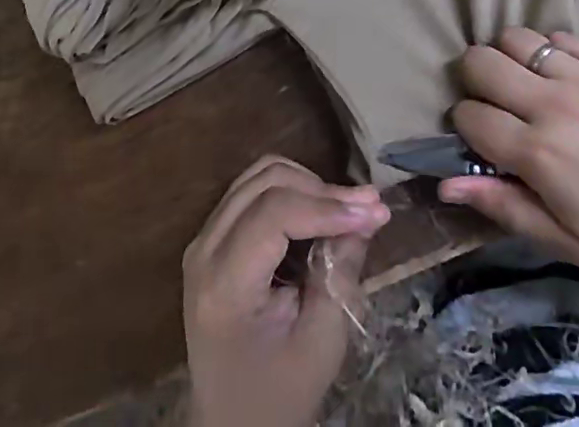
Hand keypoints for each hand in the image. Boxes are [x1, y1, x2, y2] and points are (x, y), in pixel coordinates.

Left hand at [183, 155, 388, 426]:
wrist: (232, 419)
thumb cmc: (279, 391)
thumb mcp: (320, 341)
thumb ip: (340, 271)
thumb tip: (369, 212)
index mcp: (224, 283)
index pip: (274, 213)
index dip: (327, 205)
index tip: (374, 211)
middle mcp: (204, 249)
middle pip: (265, 183)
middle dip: (322, 189)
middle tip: (368, 209)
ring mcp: (204, 239)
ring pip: (259, 175)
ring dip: (308, 184)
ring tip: (347, 210)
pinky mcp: (214, 237)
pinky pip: (253, 190)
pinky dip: (292, 190)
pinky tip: (321, 212)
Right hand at [440, 28, 578, 299]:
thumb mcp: (565, 241)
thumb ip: (502, 205)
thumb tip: (444, 183)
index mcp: (540, 154)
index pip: (470, 115)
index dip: (463, 126)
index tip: (478, 140)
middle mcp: (556, 105)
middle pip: (481, 62)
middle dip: (473, 81)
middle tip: (493, 105)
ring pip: (515, 38)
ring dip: (507, 58)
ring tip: (523, 86)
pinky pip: (560, 36)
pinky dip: (548, 51)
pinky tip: (559, 78)